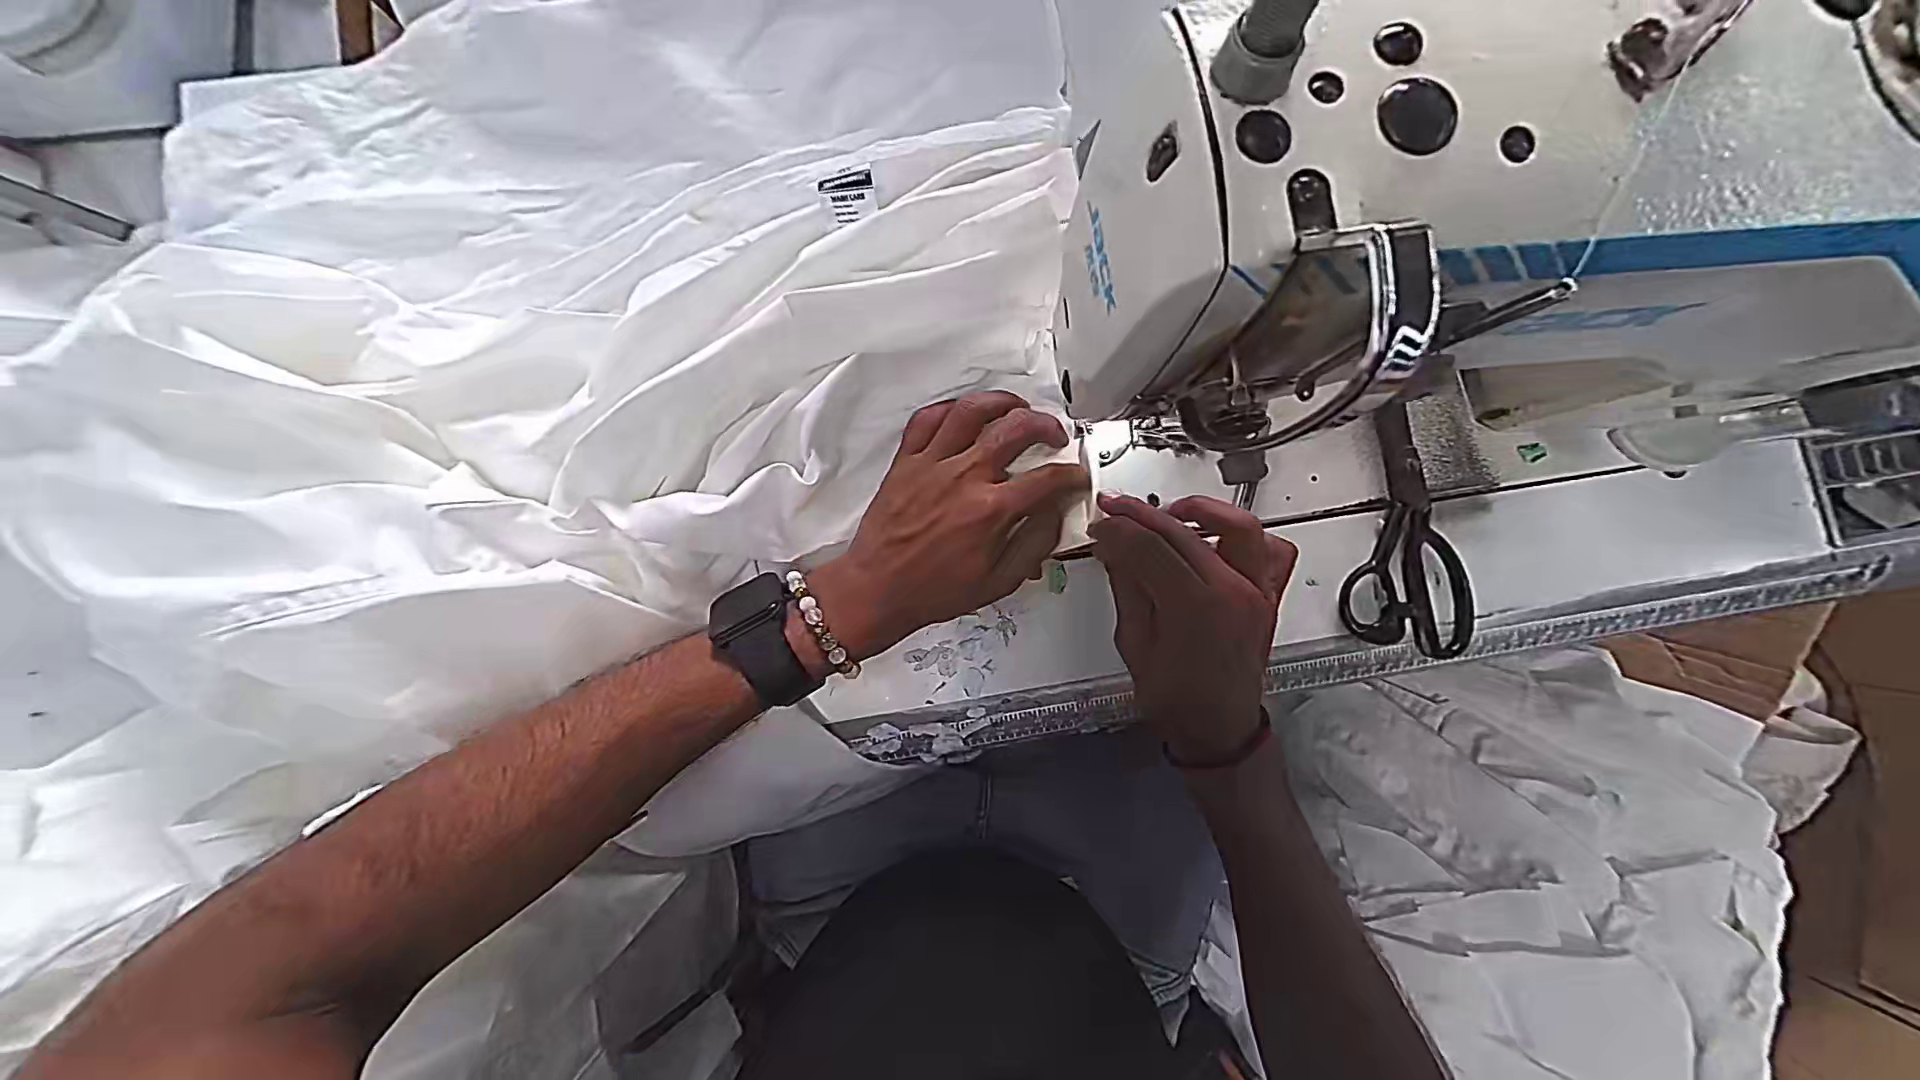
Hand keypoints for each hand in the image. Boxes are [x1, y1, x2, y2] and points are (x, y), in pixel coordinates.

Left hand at [804, 391, 1089, 661]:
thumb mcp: (999, 581)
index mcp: (990, 511)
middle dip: (1047, 425)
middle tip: (1054, 435)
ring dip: (1002, 402)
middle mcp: (963, 479)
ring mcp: (932, 465)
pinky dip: (950, 408)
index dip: (1071, 474)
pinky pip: (927, 418)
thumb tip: (1055, 514)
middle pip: (1017, 427)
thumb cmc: (930, 590)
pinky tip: (964, 413)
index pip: (1047, 477)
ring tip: (1016, 408)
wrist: (878, 590)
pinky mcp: (906, 462)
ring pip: (972, 410)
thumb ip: (1035, 543)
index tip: (1073, 476)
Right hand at [1090, 493, 1296, 762]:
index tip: (1101, 524)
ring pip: (1237, 525)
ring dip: (1200, 511)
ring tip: (1170, 513)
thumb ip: (1127, 588)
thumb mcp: (1134, 643)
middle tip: (1117, 511)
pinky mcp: (1268, 596)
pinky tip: (1216, 539)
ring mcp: (1256, 592)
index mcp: (1193, 608)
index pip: (1148, 546)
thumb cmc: (1177, 701)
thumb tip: (1114, 548)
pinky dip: (1245, 537)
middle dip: (1142, 515)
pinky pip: (1272, 551)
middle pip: (1182, 531)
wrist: (1218, 729)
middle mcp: (1232, 593)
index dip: (1118, 529)